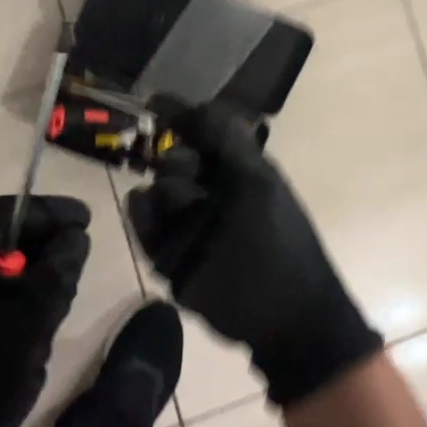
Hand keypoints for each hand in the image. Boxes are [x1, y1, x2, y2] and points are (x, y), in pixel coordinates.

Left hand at [0, 194, 90, 426]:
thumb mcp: (28, 331)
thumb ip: (56, 277)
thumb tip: (74, 236)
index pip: (6, 210)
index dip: (49, 211)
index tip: (84, 220)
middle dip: (30, 236)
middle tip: (68, 250)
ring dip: (9, 263)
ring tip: (44, 284)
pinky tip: (9, 313)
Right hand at [126, 102, 380, 404]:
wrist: (285, 322)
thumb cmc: (279, 244)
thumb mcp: (260, 183)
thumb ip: (227, 139)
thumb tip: (191, 104)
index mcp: (234, 168)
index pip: (196, 128)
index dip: (176, 116)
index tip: (155, 107)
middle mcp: (206, 189)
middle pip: (170, 157)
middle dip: (175, 161)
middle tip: (190, 174)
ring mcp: (185, 223)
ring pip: (152, 190)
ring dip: (164, 195)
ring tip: (184, 213)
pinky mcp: (167, 254)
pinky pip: (142, 225)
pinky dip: (144, 220)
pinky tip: (155, 223)